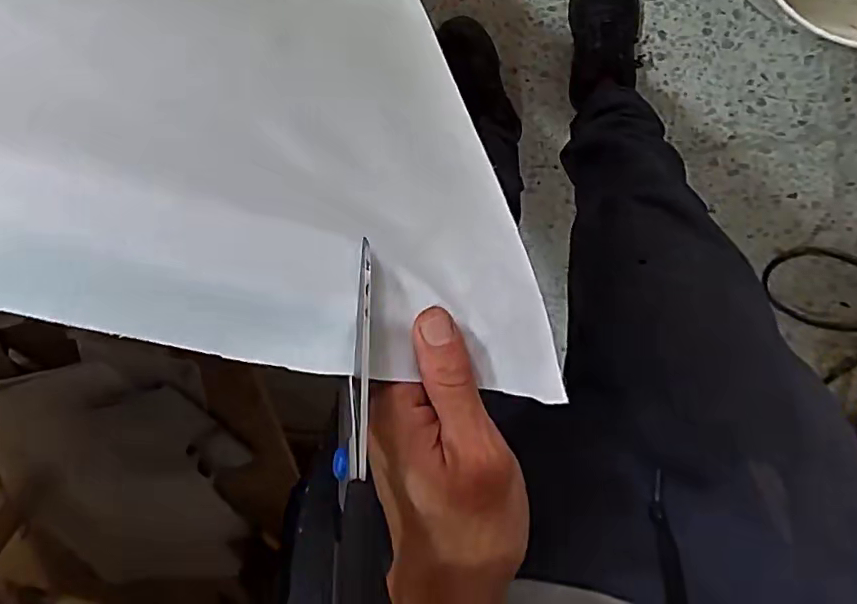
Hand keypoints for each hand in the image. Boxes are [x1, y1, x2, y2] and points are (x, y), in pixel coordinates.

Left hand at [370, 306, 528, 603]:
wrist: (457, 588)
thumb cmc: (471, 529)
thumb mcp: (476, 449)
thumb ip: (452, 382)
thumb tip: (432, 321)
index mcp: (389, 405)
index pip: (395, 335)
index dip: (419, 309)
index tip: (443, 284)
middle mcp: (380, 408)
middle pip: (403, 347)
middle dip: (434, 329)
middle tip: (467, 308)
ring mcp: (390, 421)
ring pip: (414, 366)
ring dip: (441, 354)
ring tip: (470, 335)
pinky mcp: (405, 433)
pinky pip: (419, 388)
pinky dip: (442, 377)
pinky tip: (464, 373)